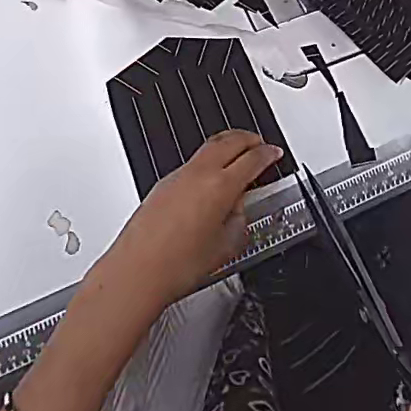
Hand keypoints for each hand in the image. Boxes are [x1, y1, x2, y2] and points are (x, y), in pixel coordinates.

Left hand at [94, 130, 282, 310]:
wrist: (137, 271)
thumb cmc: (176, 265)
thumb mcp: (226, 246)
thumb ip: (238, 220)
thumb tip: (238, 212)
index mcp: (220, 186)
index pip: (252, 159)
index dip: (267, 154)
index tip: (273, 152)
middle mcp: (198, 174)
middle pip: (229, 140)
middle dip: (248, 138)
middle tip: (259, 143)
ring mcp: (177, 176)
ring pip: (207, 148)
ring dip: (226, 145)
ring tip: (236, 155)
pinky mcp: (162, 185)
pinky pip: (191, 164)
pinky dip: (207, 162)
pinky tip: (210, 179)